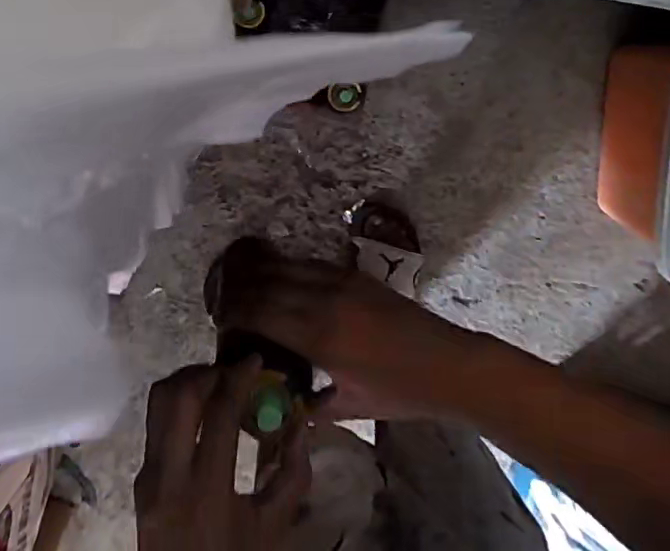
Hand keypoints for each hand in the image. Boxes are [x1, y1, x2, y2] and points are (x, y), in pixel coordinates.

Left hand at [134, 359, 309, 550]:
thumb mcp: (271, 531)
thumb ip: (290, 476)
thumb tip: (301, 423)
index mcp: (207, 490)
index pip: (219, 413)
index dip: (238, 378)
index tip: (255, 360)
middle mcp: (169, 476)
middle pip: (179, 396)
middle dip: (207, 372)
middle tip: (231, 370)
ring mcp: (148, 475)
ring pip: (158, 401)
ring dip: (186, 381)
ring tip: (214, 382)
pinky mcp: (139, 478)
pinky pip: (154, 423)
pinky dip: (176, 404)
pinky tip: (198, 409)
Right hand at [211, 239, 477, 420]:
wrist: (448, 364)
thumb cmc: (399, 392)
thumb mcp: (350, 406)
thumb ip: (309, 403)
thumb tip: (277, 406)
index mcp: (319, 336)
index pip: (260, 312)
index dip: (235, 311)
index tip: (221, 319)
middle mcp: (323, 299)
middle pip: (266, 283)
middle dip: (241, 289)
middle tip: (226, 300)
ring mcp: (338, 280)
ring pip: (285, 266)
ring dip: (260, 273)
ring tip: (244, 282)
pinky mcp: (351, 273)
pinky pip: (306, 264)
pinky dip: (286, 269)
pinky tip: (278, 277)